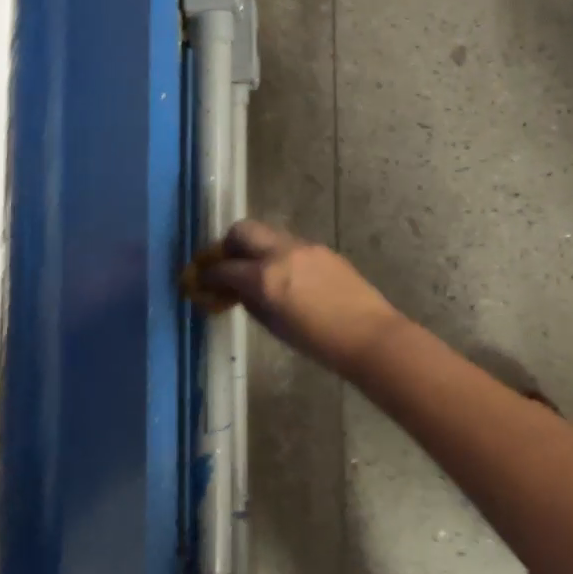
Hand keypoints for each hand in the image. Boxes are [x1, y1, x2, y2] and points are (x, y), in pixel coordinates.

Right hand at [188, 219, 404, 370]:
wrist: (370, 337)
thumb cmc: (318, 343)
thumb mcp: (274, 325)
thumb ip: (250, 301)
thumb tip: (237, 290)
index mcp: (264, 277)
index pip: (224, 267)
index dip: (209, 274)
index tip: (203, 280)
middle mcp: (280, 253)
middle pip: (242, 230)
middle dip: (229, 245)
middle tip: (228, 265)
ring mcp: (304, 247)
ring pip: (267, 234)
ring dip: (255, 248)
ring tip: (258, 273)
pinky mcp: (322, 250)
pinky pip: (289, 245)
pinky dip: (278, 255)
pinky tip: (287, 278)